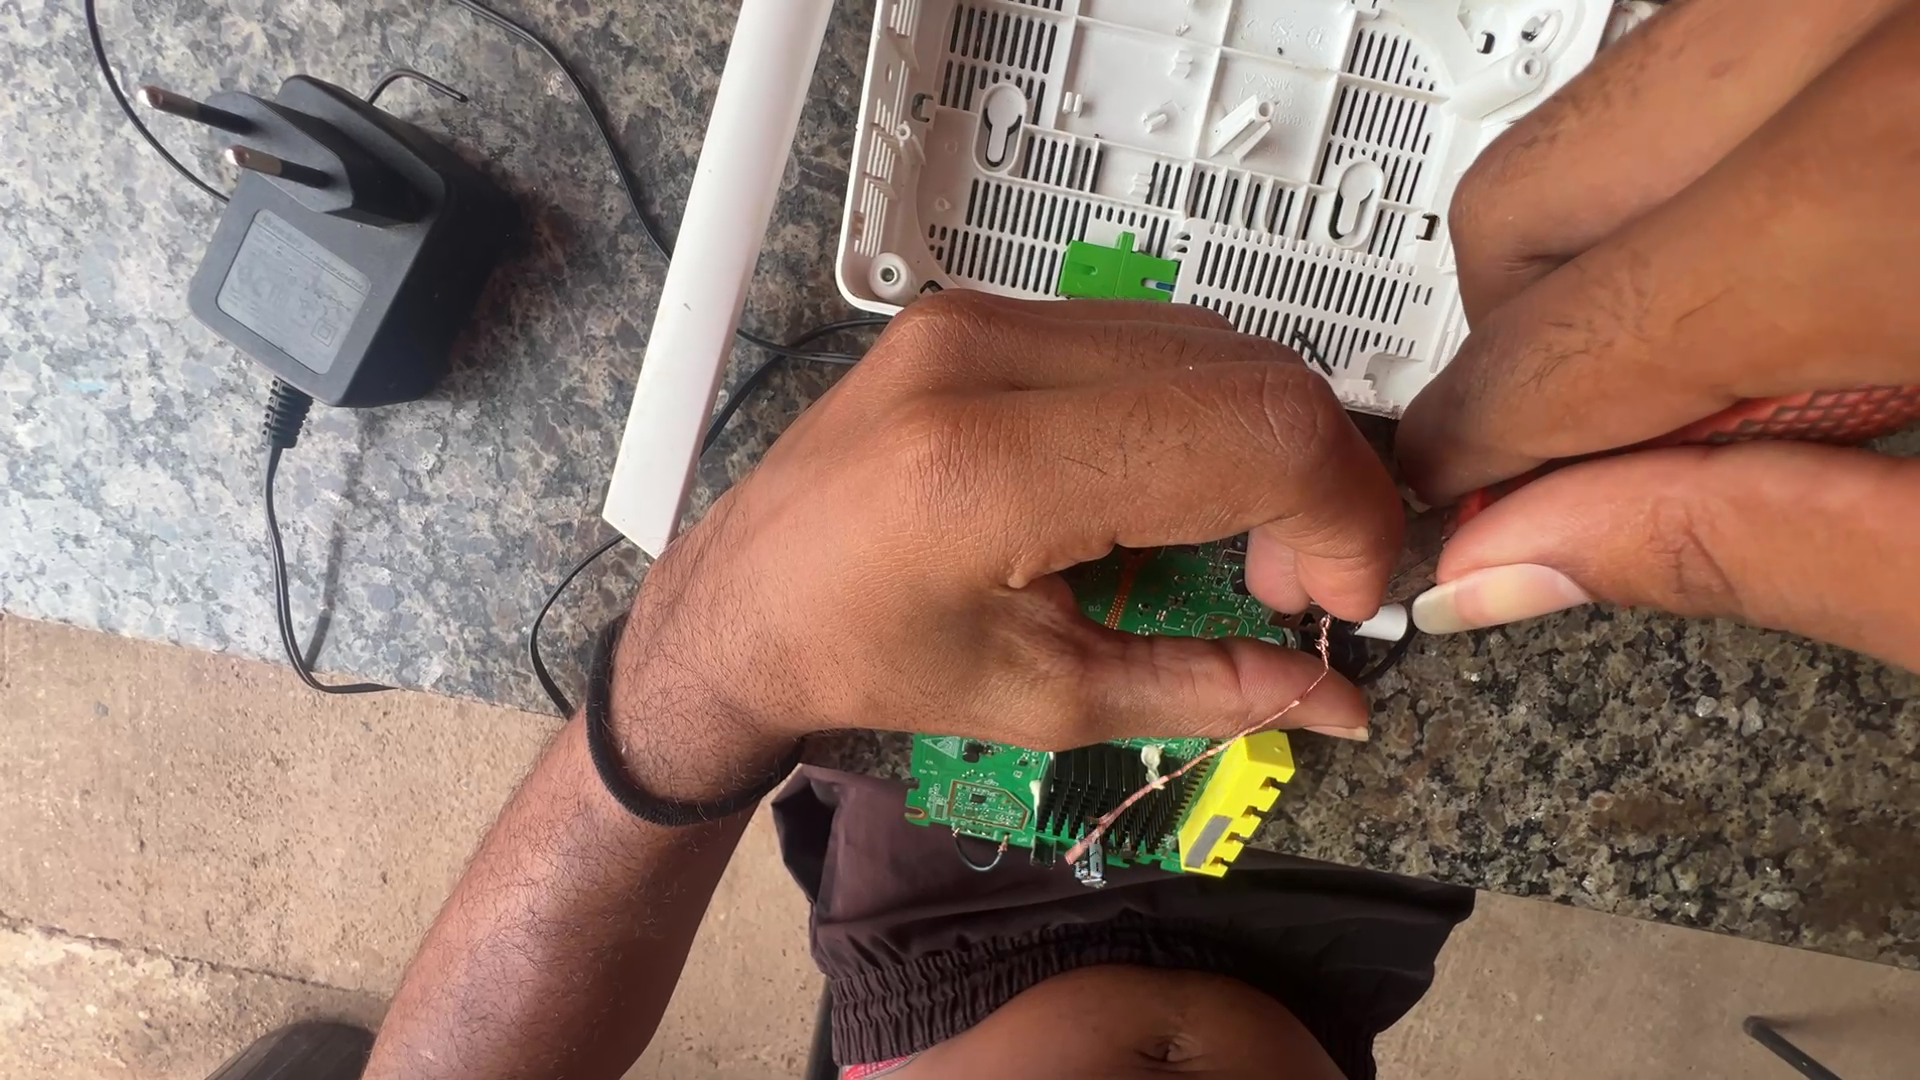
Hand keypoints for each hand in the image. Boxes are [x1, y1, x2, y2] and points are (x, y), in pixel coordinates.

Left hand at [615, 293, 1403, 789]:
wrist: (745, 600)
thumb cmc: (867, 663)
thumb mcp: (1040, 700)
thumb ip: (1204, 691)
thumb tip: (1337, 700)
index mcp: (990, 467)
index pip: (1249, 432)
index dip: (1341, 514)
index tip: (1342, 598)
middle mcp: (985, 358)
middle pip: (1245, 373)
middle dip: (1313, 482)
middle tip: (1287, 580)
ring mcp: (976, 317)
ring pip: (1204, 345)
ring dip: (1258, 443)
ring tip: (1230, 539)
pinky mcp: (974, 314)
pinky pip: (1142, 341)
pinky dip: (1195, 412)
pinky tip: (1165, 484)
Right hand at [1396, 0, 1919, 670]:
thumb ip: (1766, 555)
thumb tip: (1500, 569)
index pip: (1547, 351)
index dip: (1470, 460)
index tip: (1454, 513)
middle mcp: (1910, 4)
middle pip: (1530, 198)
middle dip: (1522, 342)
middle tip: (1609, 435)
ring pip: (1623, 106)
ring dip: (1615, 249)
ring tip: (1760, 345)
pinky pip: (1748, 52)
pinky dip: (1729, 169)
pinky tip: (1855, 254)